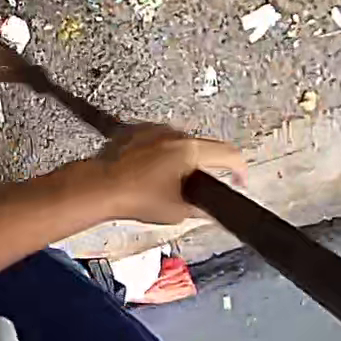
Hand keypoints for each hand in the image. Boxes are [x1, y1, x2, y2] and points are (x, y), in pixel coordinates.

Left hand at [75, 124, 245, 224]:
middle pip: (203, 147)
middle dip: (206, 166)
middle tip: (198, 186)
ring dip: (181, 159)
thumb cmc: (135, 197)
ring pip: (180, 143)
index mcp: (190, 150)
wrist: (100, 187)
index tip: (240, 178)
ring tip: (168, 182)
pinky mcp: (137, 130)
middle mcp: (174, 133)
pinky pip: (158, 140)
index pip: (229, 154)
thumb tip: (211, 210)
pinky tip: (150, 173)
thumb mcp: (177, 211)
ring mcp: (154, 129)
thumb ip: (201, 207)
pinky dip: (161, 154)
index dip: (239, 168)